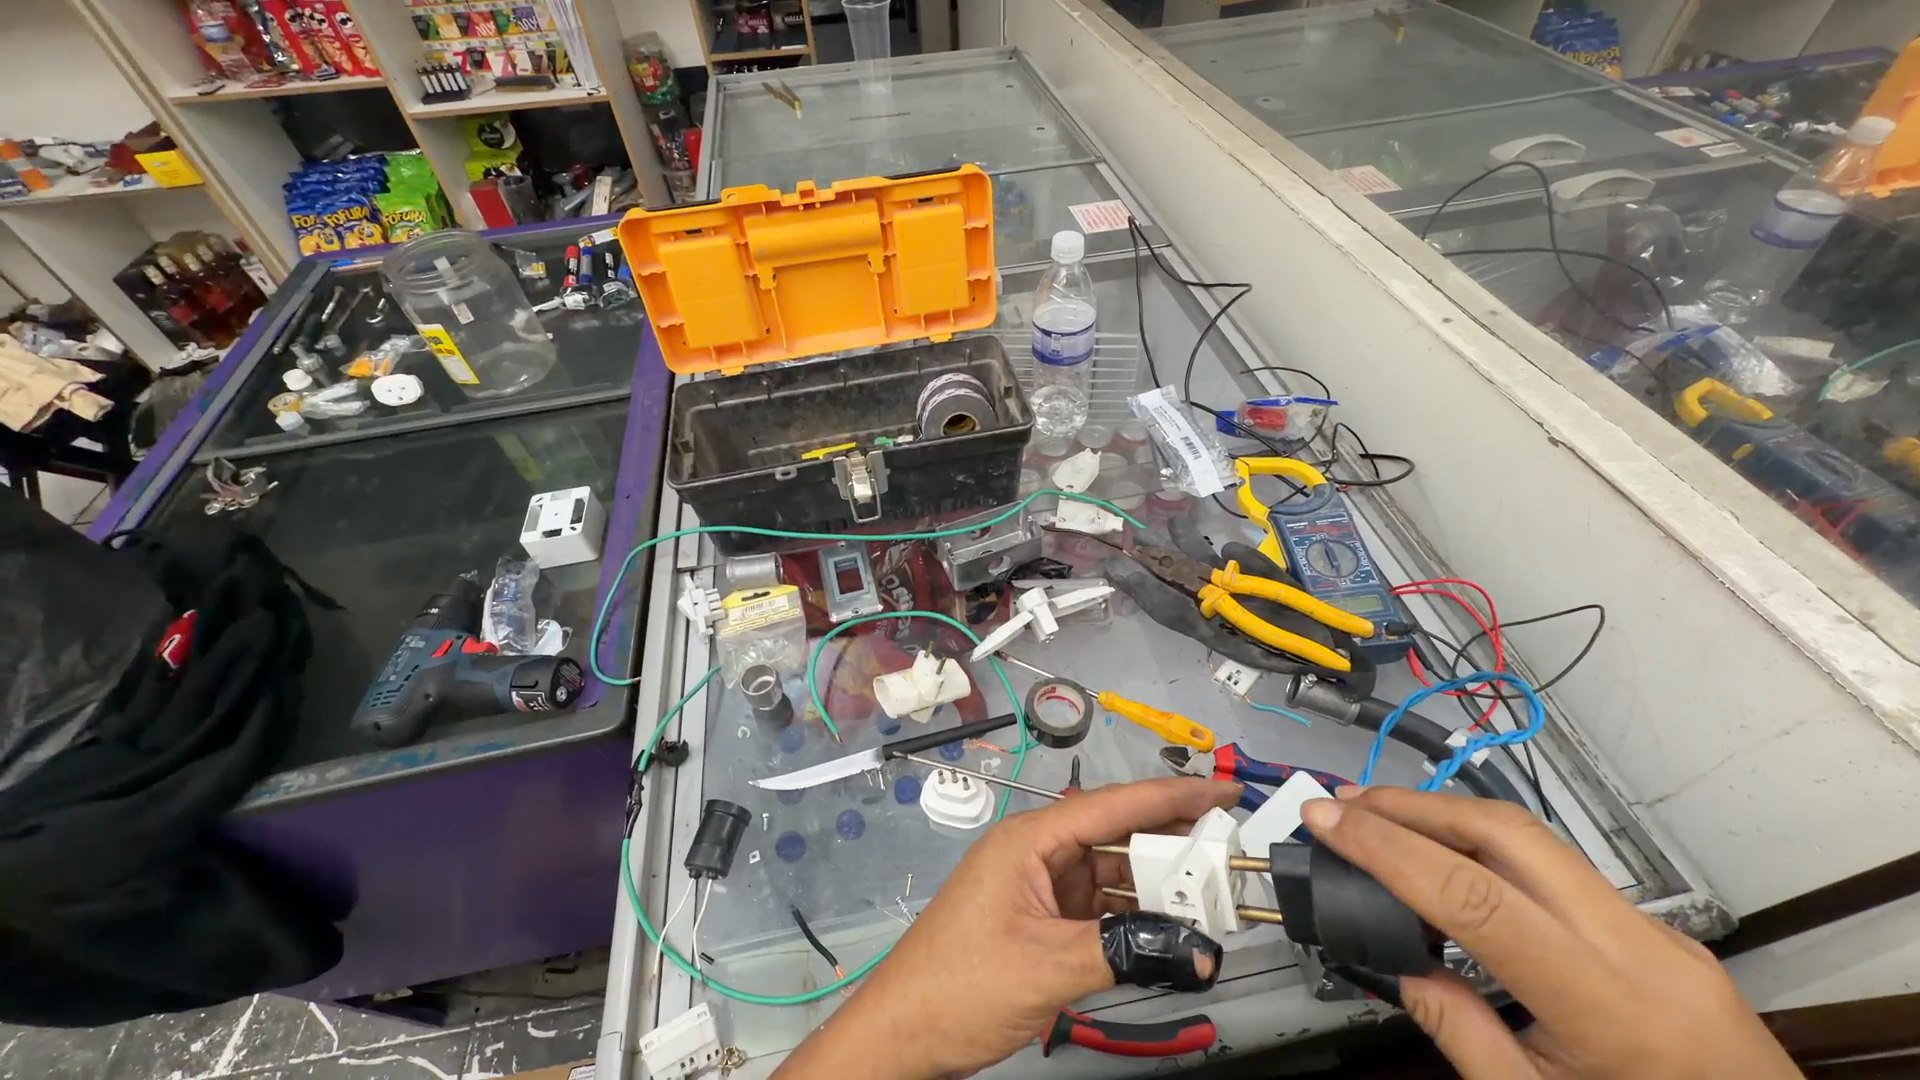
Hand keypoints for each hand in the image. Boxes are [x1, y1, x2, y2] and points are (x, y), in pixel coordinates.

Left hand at [773, 777, 1239, 1079]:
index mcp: (1028, 841)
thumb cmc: (958, 985)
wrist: (902, 1031)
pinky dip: (1130, 913)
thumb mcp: (1048, 967)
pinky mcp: (1039, 917)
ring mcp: (1037, 886)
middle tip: (1225, 852)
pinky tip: (1163, 924)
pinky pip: (1096, 904)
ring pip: (1108, 872)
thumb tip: (1197, 950)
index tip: (1218, 794)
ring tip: (1206, 892)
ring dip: (1153, 883)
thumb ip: (1127, 952)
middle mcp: (1034, 853)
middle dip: (1169, 842)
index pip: (1111, 806)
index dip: (1170, 798)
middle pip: (1113, 835)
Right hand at [1301, 787, 1802, 1079]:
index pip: (1476, 896)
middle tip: (1344, 802)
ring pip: (1534, 839)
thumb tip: (1399, 966)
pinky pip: (1555, 869)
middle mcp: (1640, 945)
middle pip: (1510, 835)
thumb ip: (1462, 1035)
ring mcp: (1655, 930)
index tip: (1324, 818)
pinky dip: (1484, 848)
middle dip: (1414, 806)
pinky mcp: (1654, 930)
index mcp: (1611, 1004)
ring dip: (1444, 816)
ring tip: (1377, 816)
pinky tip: (1444, 859)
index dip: (1388, 849)